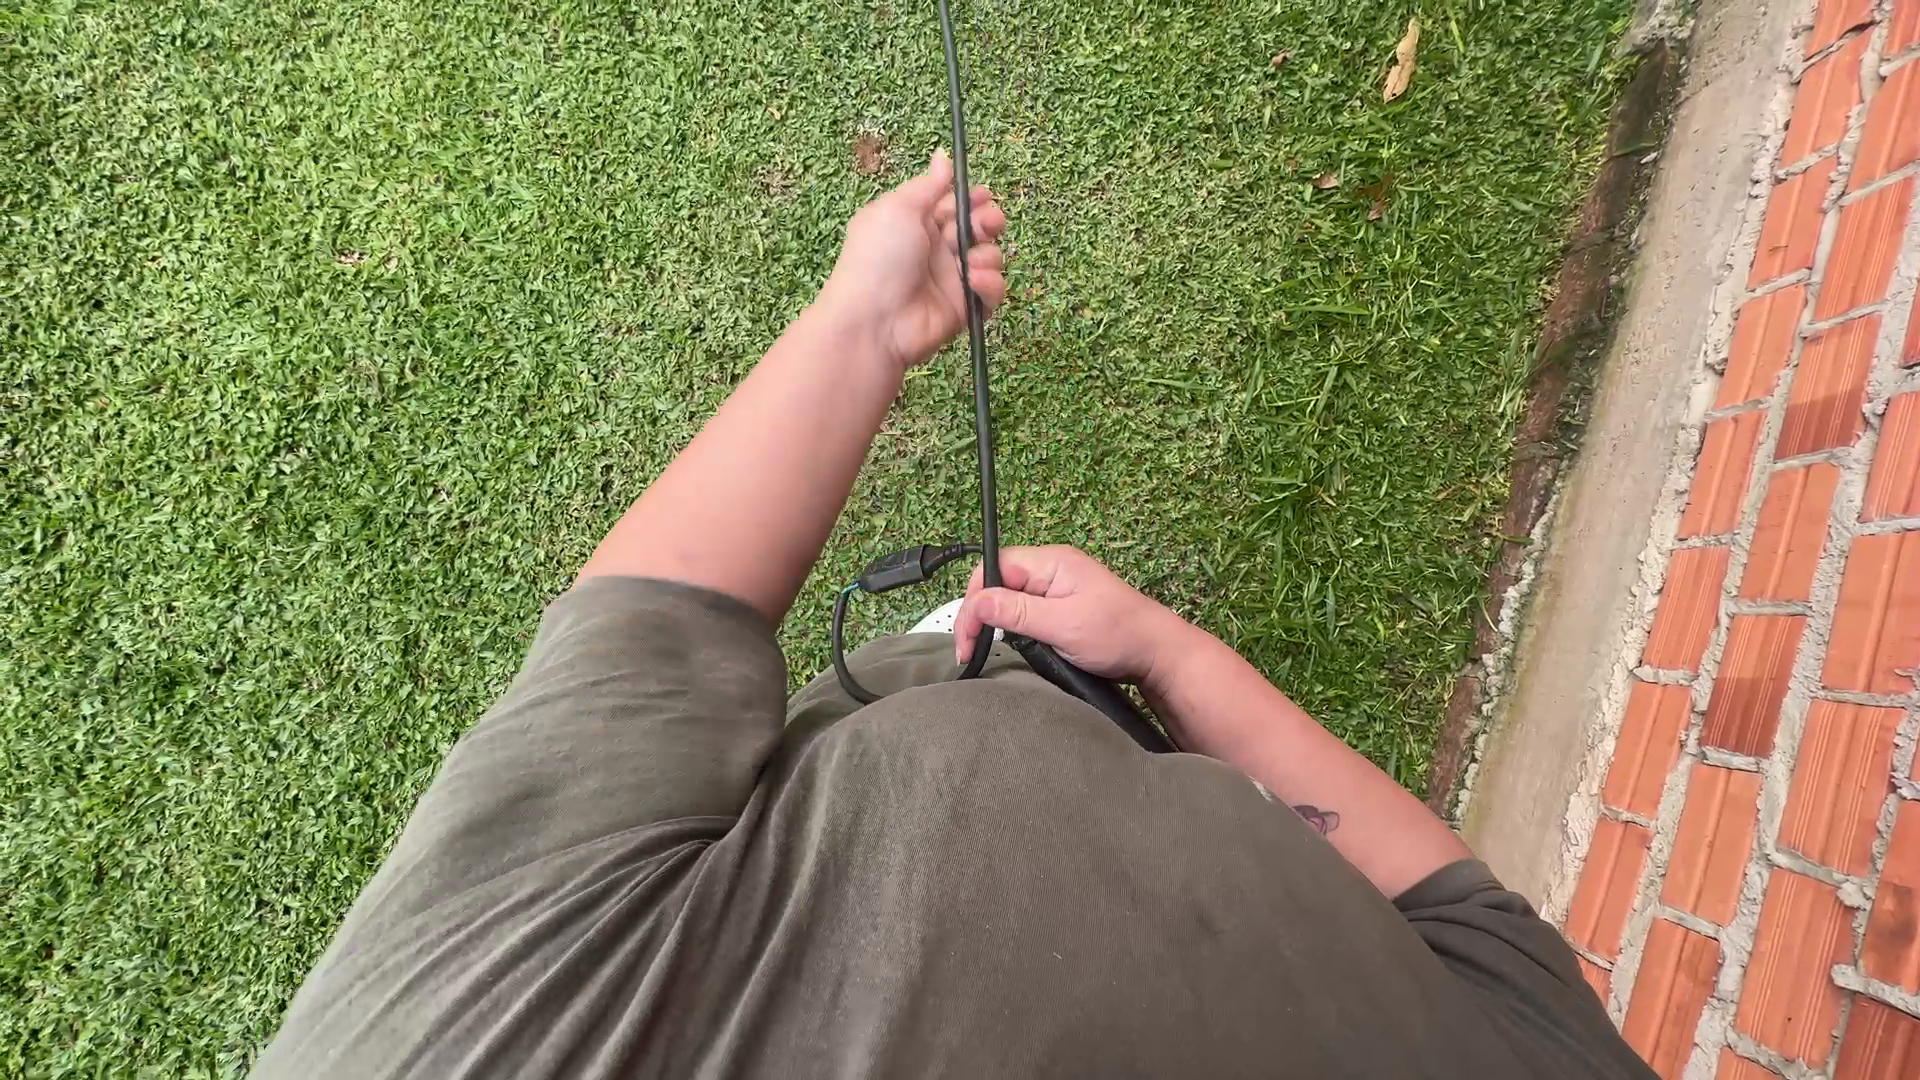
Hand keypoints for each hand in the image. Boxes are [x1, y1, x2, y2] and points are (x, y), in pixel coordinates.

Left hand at [817, 151, 1008, 370]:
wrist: (874, 321)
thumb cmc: (878, 258)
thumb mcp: (897, 209)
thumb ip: (927, 185)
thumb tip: (943, 157)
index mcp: (917, 223)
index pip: (954, 204)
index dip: (972, 197)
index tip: (982, 194)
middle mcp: (937, 251)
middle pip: (977, 229)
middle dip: (987, 221)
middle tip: (985, 224)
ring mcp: (952, 281)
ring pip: (989, 258)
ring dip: (988, 254)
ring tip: (970, 261)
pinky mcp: (964, 309)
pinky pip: (990, 293)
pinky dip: (989, 285)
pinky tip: (972, 282)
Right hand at [952, 546, 1204, 686]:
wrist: (1158, 655)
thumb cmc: (1119, 635)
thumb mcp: (1063, 625)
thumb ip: (1017, 613)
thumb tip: (976, 603)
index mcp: (1052, 562)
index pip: (994, 567)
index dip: (975, 599)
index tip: (968, 635)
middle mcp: (1051, 569)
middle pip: (997, 581)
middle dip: (978, 613)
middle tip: (969, 649)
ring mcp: (1056, 588)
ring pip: (1008, 598)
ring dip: (994, 622)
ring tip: (982, 647)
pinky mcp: (1059, 607)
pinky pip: (1023, 611)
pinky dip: (1011, 628)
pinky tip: (1007, 643)